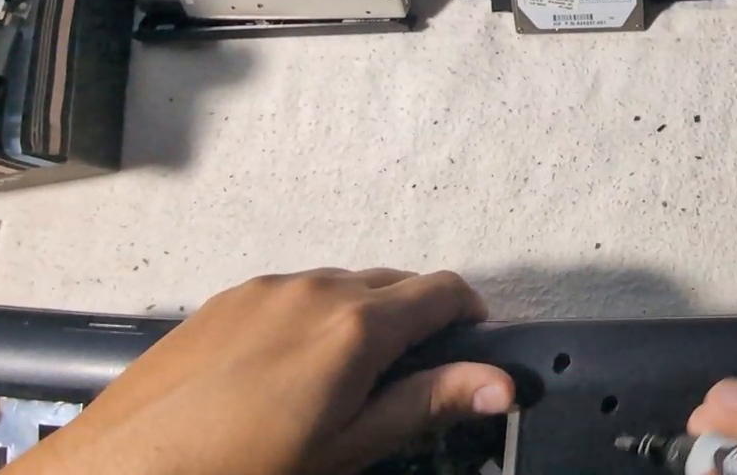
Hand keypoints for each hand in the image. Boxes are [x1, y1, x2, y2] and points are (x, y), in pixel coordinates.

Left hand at [11, 268, 513, 474]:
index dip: (468, 315)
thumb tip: (506, 384)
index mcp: (360, 324)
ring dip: (364, 315)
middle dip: (415, 319)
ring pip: (349, 284)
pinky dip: (314, 315)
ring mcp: (273, 286)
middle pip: (401, 283)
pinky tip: (277, 370)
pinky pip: (298, 291)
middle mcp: (324, 286)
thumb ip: (428, 404)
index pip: (447, 290)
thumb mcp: (343, 452)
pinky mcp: (229, 295)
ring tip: (331, 378)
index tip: (464, 350)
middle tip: (394, 380)